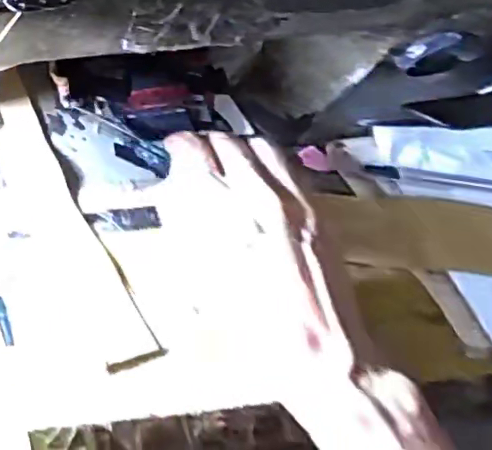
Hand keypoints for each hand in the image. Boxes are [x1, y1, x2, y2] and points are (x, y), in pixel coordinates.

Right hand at [158, 132, 366, 384]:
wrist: (318, 351)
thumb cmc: (243, 315)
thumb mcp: (191, 260)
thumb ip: (180, 212)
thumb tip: (173, 186)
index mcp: (219, 204)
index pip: (191, 146)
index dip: (176, 145)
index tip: (171, 151)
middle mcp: (258, 194)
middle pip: (226, 140)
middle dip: (205, 142)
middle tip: (195, 154)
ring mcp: (296, 202)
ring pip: (260, 145)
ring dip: (239, 147)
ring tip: (227, 161)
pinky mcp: (321, 214)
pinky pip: (289, 167)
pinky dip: (268, 163)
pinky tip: (260, 180)